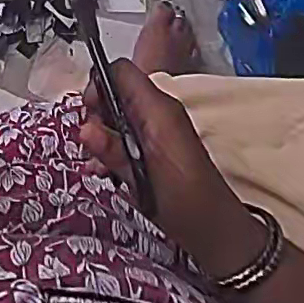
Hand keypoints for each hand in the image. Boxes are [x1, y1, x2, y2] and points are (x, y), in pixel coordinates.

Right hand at [78, 60, 264, 277]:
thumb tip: (84, 129)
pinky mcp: (160, 140)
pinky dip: (115, 142)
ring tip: (98, 161)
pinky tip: (108, 168)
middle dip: (97, 113)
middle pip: (116, 90)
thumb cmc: (185, 203)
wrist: (218, 232)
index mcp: (158, 109)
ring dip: (103, 132)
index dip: (98, 84)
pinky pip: (130, 128)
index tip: (88, 113)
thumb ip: (112, 150)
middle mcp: (160, 110)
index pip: (121, 70)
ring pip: (120, 111)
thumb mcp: (141, 178)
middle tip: (92, 142)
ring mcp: (161, 125)